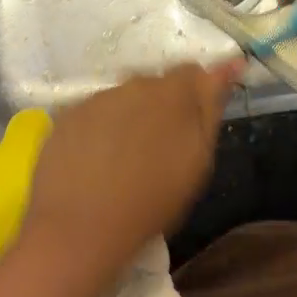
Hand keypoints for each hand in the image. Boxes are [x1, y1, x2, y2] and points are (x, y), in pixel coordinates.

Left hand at [26, 61, 242, 258]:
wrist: (78, 229)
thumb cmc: (151, 201)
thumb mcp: (198, 161)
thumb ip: (211, 109)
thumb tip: (227, 67)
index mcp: (174, 93)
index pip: (194, 73)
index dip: (199, 91)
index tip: (197, 116)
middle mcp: (136, 84)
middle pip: (158, 84)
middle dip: (164, 106)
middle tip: (161, 147)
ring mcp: (99, 98)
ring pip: (125, 98)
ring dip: (132, 116)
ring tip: (125, 158)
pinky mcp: (69, 114)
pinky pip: (95, 112)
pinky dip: (101, 128)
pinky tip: (96, 160)